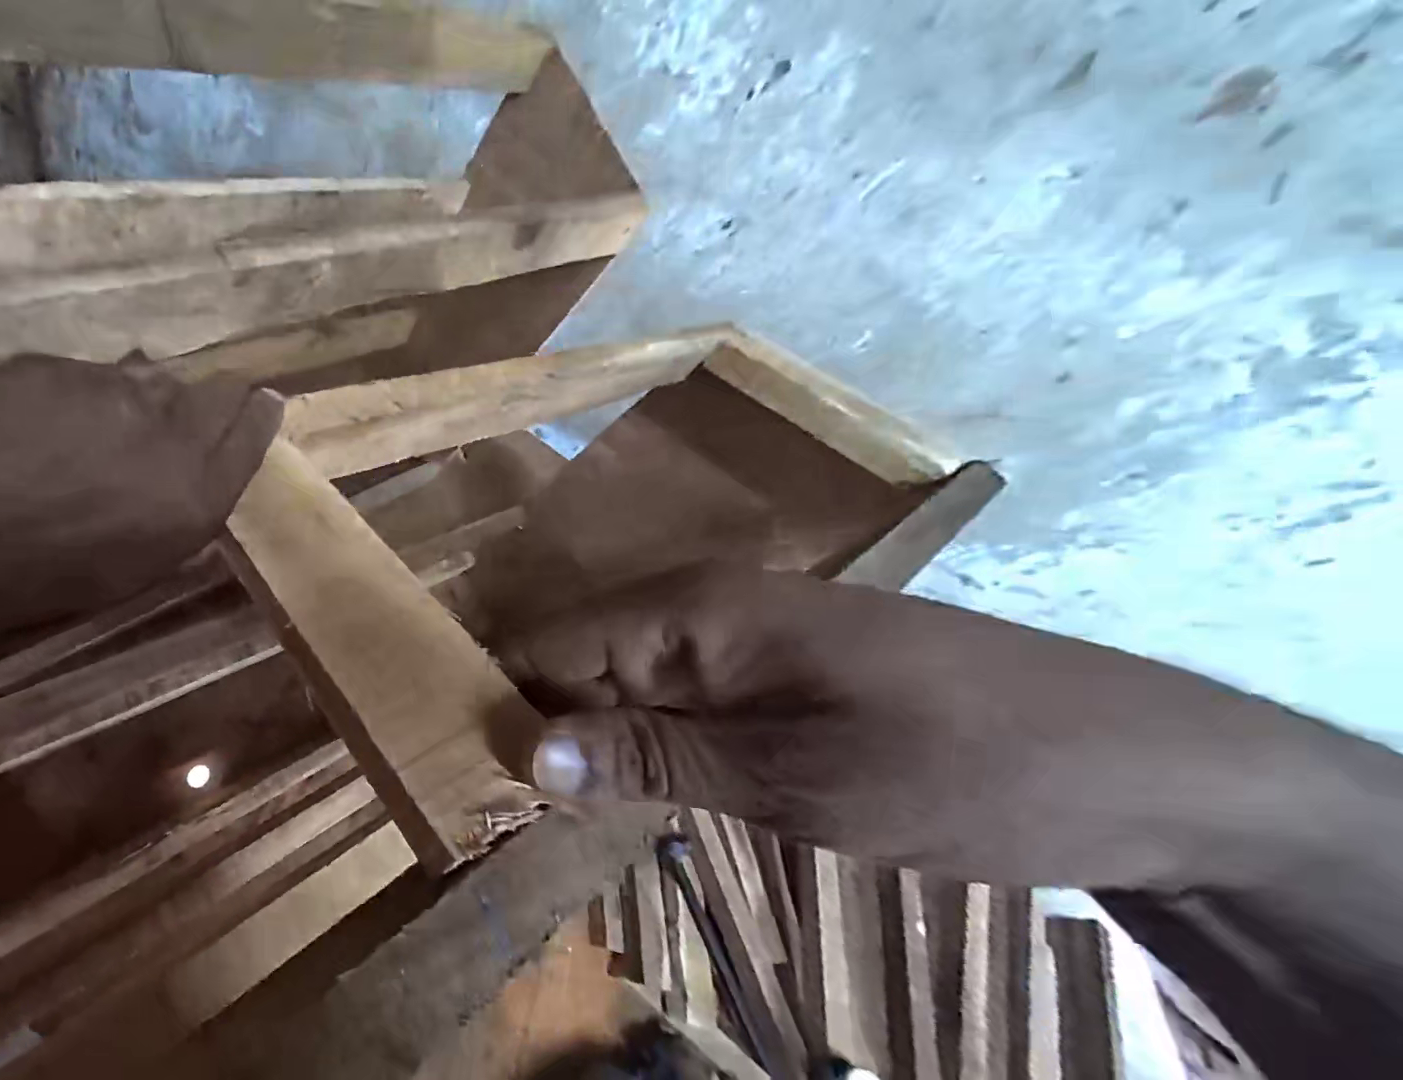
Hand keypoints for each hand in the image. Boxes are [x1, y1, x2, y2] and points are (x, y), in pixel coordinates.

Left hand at [0, 352, 281, 609]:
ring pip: (149, 379)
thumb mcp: (137, 565)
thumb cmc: (40, 574)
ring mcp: (108, 389)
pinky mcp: (52, 365)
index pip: (250, 432)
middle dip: (213, 396)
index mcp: (193, 493)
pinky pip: (86, 374)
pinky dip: (79, 395)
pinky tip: (40, 425)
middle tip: (186, 413)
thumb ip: (186, 506)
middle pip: (214, 391)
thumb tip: (199, 462)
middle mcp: (166, 432)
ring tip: (101, 429)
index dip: (260, 412)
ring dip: (142, 399)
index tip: (265, 398)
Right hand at [501, 560, 1381, 890]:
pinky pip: (671, 703)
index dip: (504, 701)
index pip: (552, 643)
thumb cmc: (955, 760)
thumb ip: (651, 755)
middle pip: (579, 663)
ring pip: (622, 687)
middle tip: (496, 810)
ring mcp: (733, 640)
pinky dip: (640, 748)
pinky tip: (625, 793)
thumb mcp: (789, 775)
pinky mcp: (763, 675)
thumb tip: (525, 751)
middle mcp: (698, 609)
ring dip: (588, 745)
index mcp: (690, 609)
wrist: (1135, 765)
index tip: (462, 770)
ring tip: (543, 813)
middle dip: (540, 729)